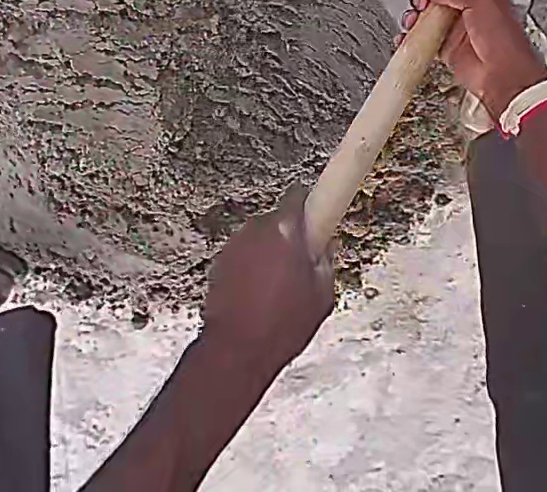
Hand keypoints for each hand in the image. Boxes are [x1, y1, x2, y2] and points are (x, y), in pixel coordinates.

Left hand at [201, 187, 336, 375]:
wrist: (235, 351)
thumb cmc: (280, 326)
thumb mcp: (321, 297)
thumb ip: (326, 263)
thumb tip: (324, 249)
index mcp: (287, 230)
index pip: (299, 195)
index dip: (309, 203)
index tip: (316, 212)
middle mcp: (259, 228)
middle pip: (279, 219)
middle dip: (289, 236)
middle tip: (299, 265)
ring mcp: (236, 242)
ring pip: (260, 237)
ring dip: (268, 251)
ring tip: (275, 286)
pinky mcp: (220, 259)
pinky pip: (243, 253)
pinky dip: (249, 265)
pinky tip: (256, 293)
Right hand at [400, 0, 546, 121]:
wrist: (502, 75)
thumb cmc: (503, 38)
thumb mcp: (480, 1)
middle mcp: (472, 14)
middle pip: (439, 2)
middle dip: (424, 0)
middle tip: (420, 3)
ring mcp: (459, 33)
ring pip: (430, 20)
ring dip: (416, 18)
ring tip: (411, 19)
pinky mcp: (449, 51)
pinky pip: (426, 41)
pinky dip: (413, 38)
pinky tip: (407, 36)